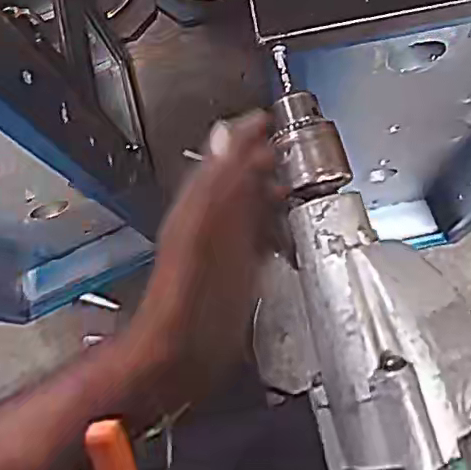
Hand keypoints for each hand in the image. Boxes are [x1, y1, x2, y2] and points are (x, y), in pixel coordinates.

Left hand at [120, 110, 281, 409]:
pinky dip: (272, 222)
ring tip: (292, 182)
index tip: (267, 117)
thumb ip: (222, 177)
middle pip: (240, 174)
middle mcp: (212, 216)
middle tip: (288, 145)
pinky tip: (284, 227)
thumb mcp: (207, 224)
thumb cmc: (190, 289)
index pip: (227, 152)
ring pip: (249, 202)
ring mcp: (223, 242)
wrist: (179, 352)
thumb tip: (230, 132)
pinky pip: (255, 232)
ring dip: (270, 189)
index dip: (248, 133)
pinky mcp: (235, 267)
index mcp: (203, 199)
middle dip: (265, 158)